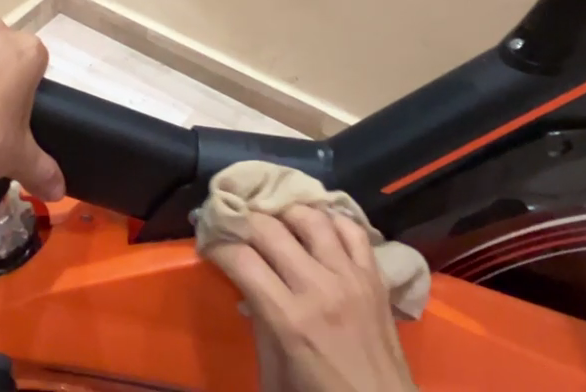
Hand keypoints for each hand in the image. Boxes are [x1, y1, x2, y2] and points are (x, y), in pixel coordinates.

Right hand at [204, 207, 417, 391]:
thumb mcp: (275, 376)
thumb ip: (259, 326)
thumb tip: (246, 285)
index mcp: (290, 321)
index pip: (243, 261)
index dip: (219, 246)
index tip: (210, 242)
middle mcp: (319, 289)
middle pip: (271, 230)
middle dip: (244, 219)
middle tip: (234, 220)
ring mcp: (350, 277)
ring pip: (312, 218)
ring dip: (286, 211)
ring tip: (274, 216)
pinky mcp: (375, 275)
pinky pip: (352, 229)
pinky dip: (331, 219)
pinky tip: (318, 224)